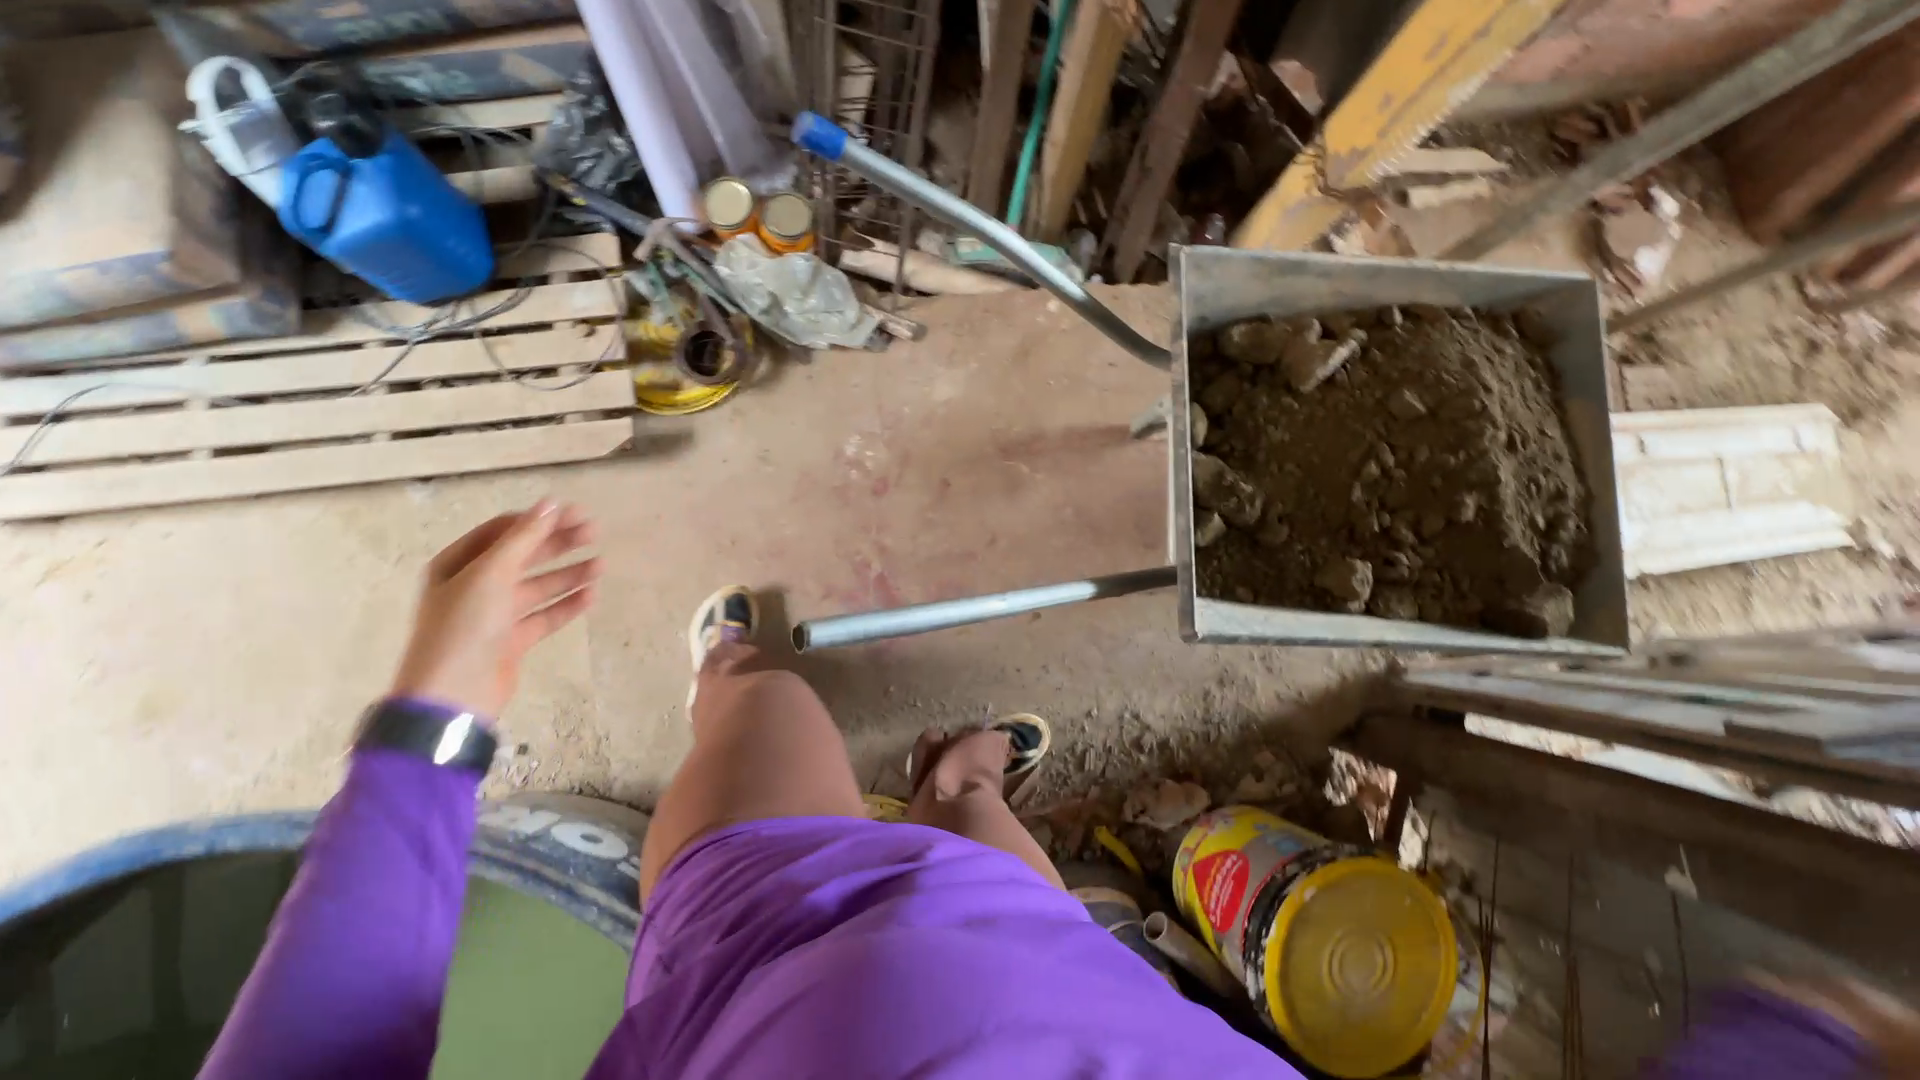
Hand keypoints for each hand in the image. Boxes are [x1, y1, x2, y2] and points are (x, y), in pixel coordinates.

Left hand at [388, 499, 600, 717]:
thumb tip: (550, 502)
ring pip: (538, 586)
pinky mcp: (512, 640)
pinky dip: (566, 606)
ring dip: (568, 574)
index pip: (503, 531)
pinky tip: (590, 596)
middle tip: (594, 533)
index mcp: (458, 564)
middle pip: (523, 556)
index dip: (538, 520)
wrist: (453, 694)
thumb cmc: (465, 626)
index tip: (574, 514)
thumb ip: (523, 538)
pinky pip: (544, 616)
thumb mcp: (491, 574)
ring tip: (600, 565)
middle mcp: (474, 585)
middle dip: (558, 544)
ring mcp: (494, 614)